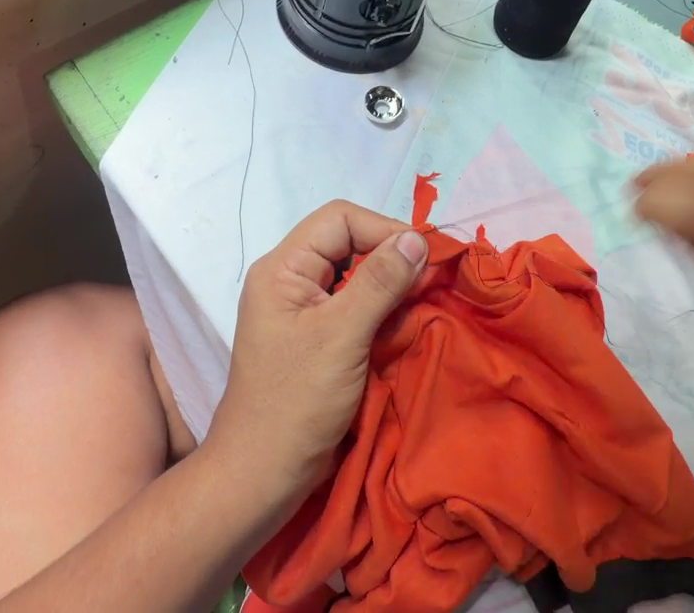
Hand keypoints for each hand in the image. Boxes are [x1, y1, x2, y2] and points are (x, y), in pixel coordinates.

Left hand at [206, 201, 427, 506]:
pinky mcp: (316, 336)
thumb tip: (418, 238)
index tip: (426, 256)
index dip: (384, 229)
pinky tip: (405, 323)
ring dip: (390, 284)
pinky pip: (354, 304)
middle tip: (431, 280)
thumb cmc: (296, 402)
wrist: (263, 474)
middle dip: (391, 255)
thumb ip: (380, 282)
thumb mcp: (342, 337)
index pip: (339, 219)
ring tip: (423, 301)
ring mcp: (302, 309)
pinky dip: (382, 309)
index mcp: (282, 268)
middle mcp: (289, 279)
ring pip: (354, 274)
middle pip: (347, 242)